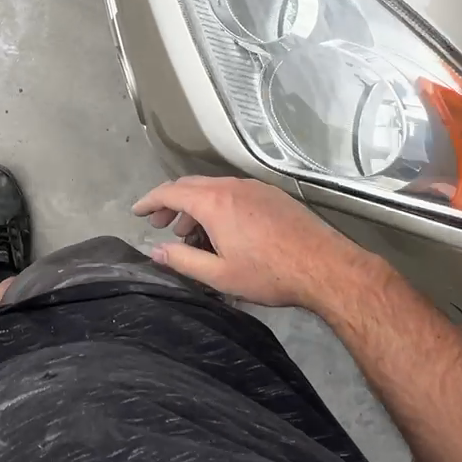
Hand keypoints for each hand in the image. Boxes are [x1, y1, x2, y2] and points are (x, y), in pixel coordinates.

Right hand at [133, 176, 369, 307]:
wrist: (325, 266)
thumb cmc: (269, 273)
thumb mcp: (220, 275)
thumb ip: (183, 261)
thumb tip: (156, 251)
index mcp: (213, 202)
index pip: (170, 191)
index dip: (149, 200)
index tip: (136, 211)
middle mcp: (230, 186)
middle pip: (189, 186)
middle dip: (170, 202)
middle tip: (159, 224)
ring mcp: (253, 188)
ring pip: (212, 188)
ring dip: (194, 205)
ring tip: (189, 231)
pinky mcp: (271, 195)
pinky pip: (232, 192)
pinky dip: (216, 204)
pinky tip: (222, 229)